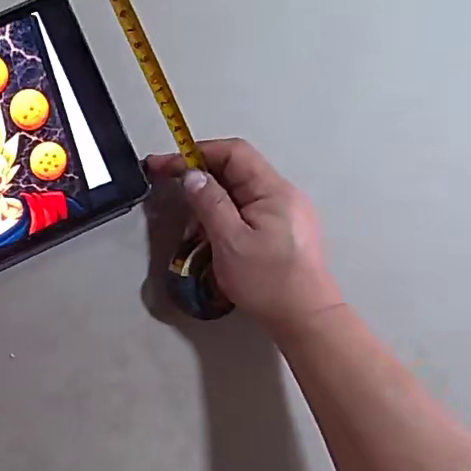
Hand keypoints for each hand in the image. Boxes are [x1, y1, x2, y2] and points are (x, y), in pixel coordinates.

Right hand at [146, 138, 342, 333]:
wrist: (305, 317)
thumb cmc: (268, 282)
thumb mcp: (230, 241)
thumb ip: (209, 204)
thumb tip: (191, 176)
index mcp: (273, 191)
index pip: (233, 153)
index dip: (196, 153)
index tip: (165, 165)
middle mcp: (282, 195)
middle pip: (236, 169)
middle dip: (199, 176)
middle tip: (169, 188)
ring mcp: (285, 212)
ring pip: (239, 191)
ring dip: (209, 199)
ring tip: (191, 225)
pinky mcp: (281, 229)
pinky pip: (246, 209)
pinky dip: (223, 214)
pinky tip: (210, 234)